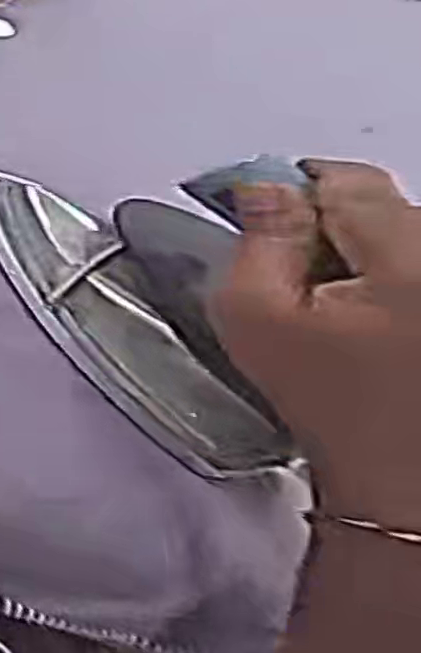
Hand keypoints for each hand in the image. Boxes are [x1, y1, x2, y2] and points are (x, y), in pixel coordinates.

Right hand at [210, 160, 420, 529]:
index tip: (249, 192)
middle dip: (329, 223)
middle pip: (391, 208)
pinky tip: (375, 309)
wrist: (407, 470)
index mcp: (414, 266)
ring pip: (417, 233)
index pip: (351, 185)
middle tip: (286, 264)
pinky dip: (396, 271)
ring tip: (335, 296)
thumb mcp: (255, 313)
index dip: (292, 182)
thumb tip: (265, 189)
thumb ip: (261, 240)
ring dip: (368, 248)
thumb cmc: (330, 398)